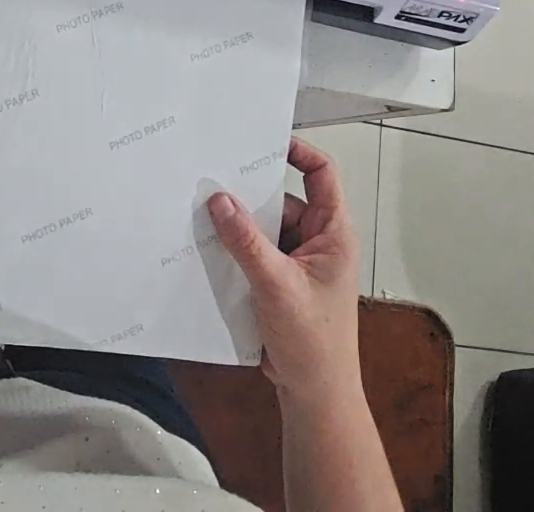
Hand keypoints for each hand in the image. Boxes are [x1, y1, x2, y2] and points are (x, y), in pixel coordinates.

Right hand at [207, 138, 361, 406]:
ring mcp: (296, 261)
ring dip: (238, 222)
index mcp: (332, 233)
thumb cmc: (312, 341)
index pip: (322, 174)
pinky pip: (253, 249)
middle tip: (214, 174)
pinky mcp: (277, 279)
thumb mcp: (277, 285)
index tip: (263, 140)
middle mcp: (316, 240)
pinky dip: (233, 246)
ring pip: (264, 226)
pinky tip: (205, 242)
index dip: (298, 152)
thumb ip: (246, 241)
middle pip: (282, 198)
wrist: (313, 394)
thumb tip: (218, 198)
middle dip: (251, 190)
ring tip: (201, 206)